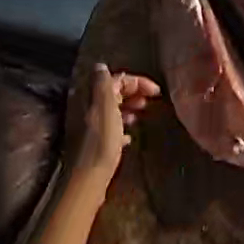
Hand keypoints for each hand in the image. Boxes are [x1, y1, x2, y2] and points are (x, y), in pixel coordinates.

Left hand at [64, 63, 160, 189]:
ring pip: (112, 108)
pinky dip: (122, 126)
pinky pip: (111, 127)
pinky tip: (130, 136)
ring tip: (141, 115)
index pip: (116, 79)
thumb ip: (104, 85)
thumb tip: (101, 65)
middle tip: (150, 101)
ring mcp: (90, 126)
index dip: (137, 81)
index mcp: (91, 97)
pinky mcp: (94, 143)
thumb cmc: (102, 141)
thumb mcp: (106, 108)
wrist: (89, 178)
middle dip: (133, 93)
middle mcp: (88, 108)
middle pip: (113, 92)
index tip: (156, 91)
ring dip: (129, 107)